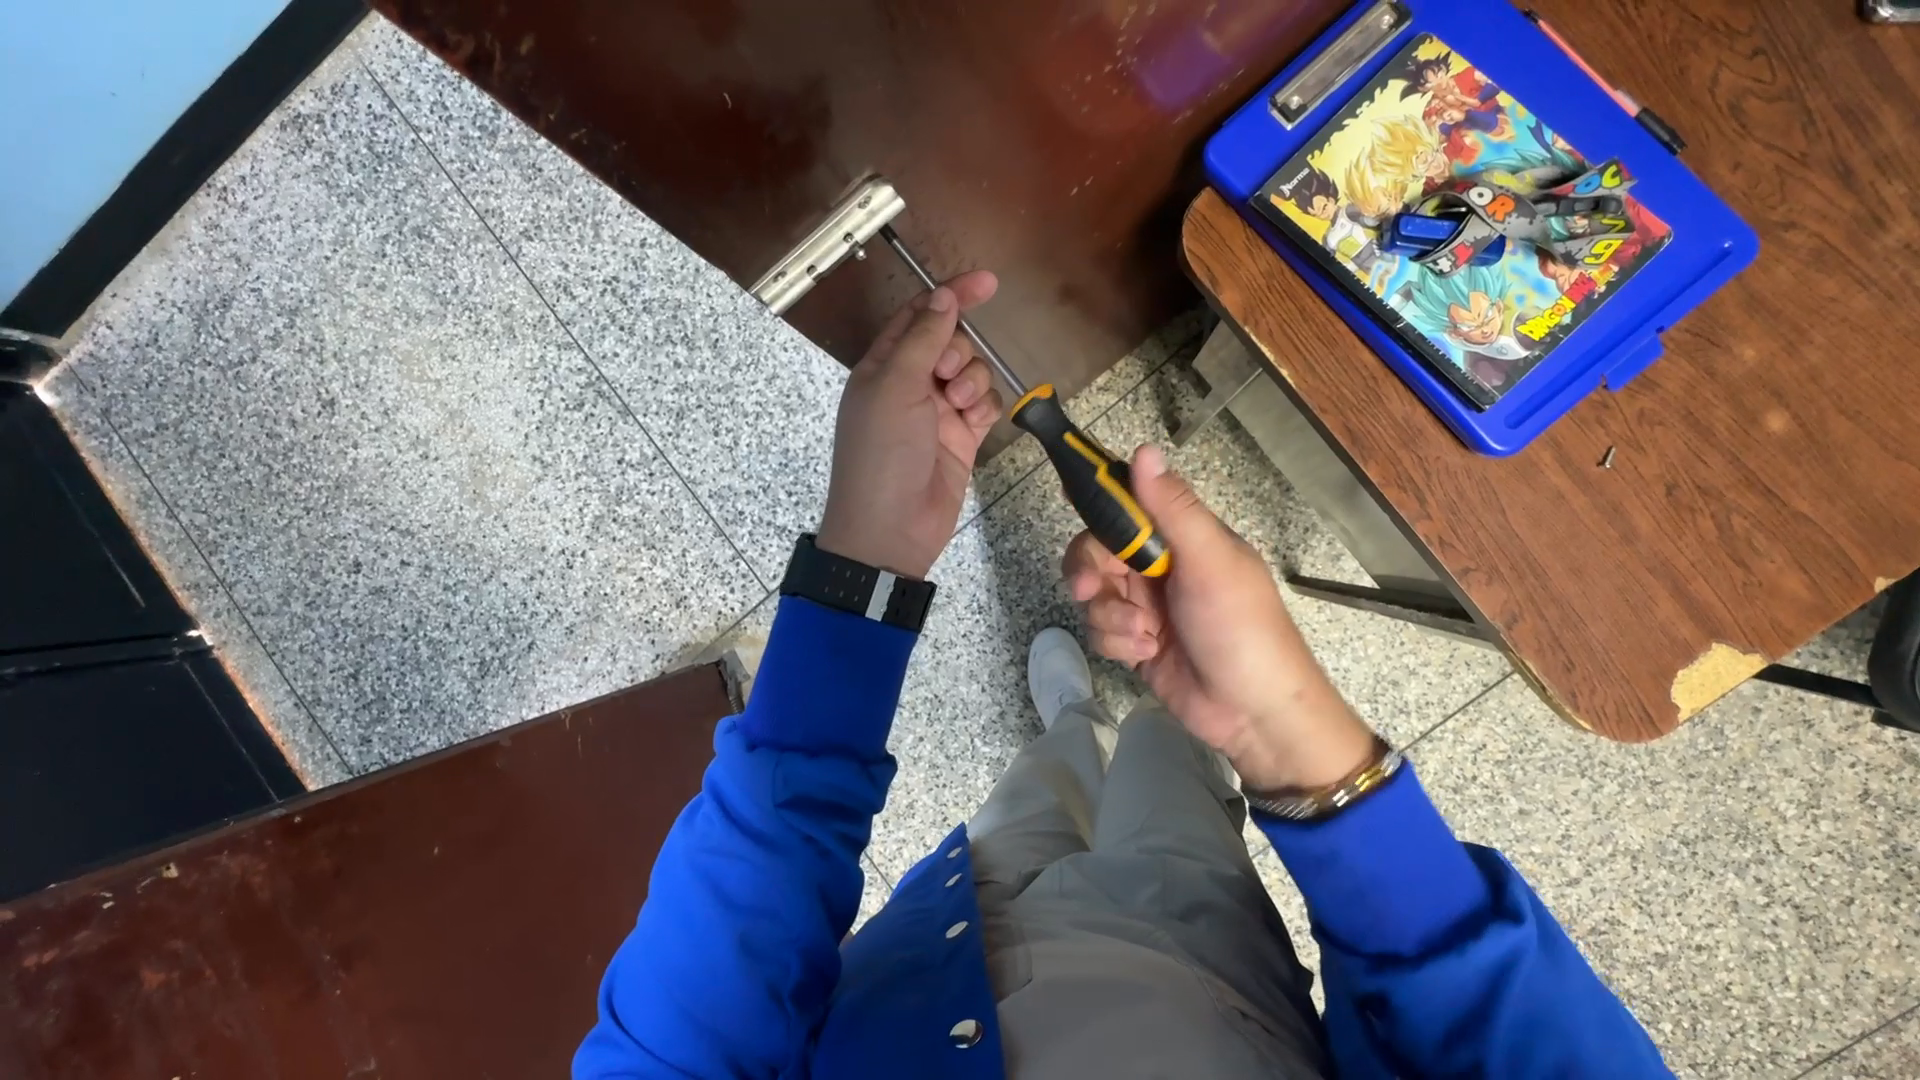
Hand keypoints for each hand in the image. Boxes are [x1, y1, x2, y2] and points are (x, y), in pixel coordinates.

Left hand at [817, 272, 1003, 578]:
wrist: (892, 529)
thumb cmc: (882, 452)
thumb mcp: (895, 386)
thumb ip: (923, 338)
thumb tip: (943, 295)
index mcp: (883, 366)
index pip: (919, 315)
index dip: (951, 295)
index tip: (988, 283)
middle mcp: (910, 384)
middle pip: (951, 342)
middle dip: (958, 351)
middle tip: (946, 377)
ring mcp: (938, 412)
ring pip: (972, 372)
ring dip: (973, 381)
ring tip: (959, 407)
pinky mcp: (963, 438)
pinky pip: (986, 405)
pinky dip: (986, 408)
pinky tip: (975, 423)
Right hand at [1063, 445, 1376, 790]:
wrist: (1254, 713)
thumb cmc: (1240, 628)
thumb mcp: (1211, 562)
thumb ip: (1173, 509)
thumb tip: (1143, 448)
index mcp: (1184, 538)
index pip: (1130, 505)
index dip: (1099, 503)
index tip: (1070, 502)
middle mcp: (1161, 567)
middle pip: (1098, 551)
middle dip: (1090, 572)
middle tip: (1088, 590)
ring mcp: (1146, 606)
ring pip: (1094, 594)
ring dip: (1111, 616)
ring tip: (1144, 636)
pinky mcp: (1135, 642)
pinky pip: (1100, 630)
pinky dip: (1117, 642)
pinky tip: (1145, 654)